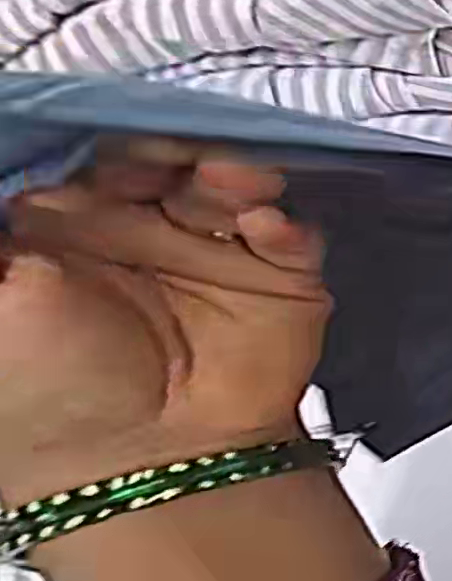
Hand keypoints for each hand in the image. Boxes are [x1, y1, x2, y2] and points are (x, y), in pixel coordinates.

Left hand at [0, 139, 328, 503]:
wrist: (153, 448)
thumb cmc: (46, 382)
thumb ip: (13, 221)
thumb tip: (27, 165)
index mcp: (65, 226)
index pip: (87, 163)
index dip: (98, 142)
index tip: (103, 132)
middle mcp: (147, 233)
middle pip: (167, 171)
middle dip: (173, 153)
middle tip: (176, 153)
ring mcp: (224, 256)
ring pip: (235, 195)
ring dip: (238, 180)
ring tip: (236, 180)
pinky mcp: (288, 282)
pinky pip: (295, 242)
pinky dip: (287, 229)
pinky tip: (270, 226)